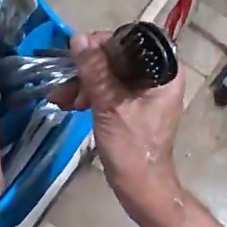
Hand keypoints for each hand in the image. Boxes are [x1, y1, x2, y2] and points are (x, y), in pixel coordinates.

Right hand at [68, 30, 185, 215]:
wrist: (140, 188)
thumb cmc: (132, 148)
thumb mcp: (109, 105)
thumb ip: (94, 71)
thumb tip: (78, 38)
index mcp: (165, 73)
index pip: (133, 41)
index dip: (103, 44)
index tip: (78, 55)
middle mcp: (159, 78)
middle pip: (118, 59)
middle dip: (88, 69)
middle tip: (66, 82)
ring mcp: (145, 94)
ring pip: (110, 75)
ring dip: (84, 83)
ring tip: (61, 98)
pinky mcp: (133, 108)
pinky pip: (109, 91)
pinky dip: (90, 95)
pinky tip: (69, 104)